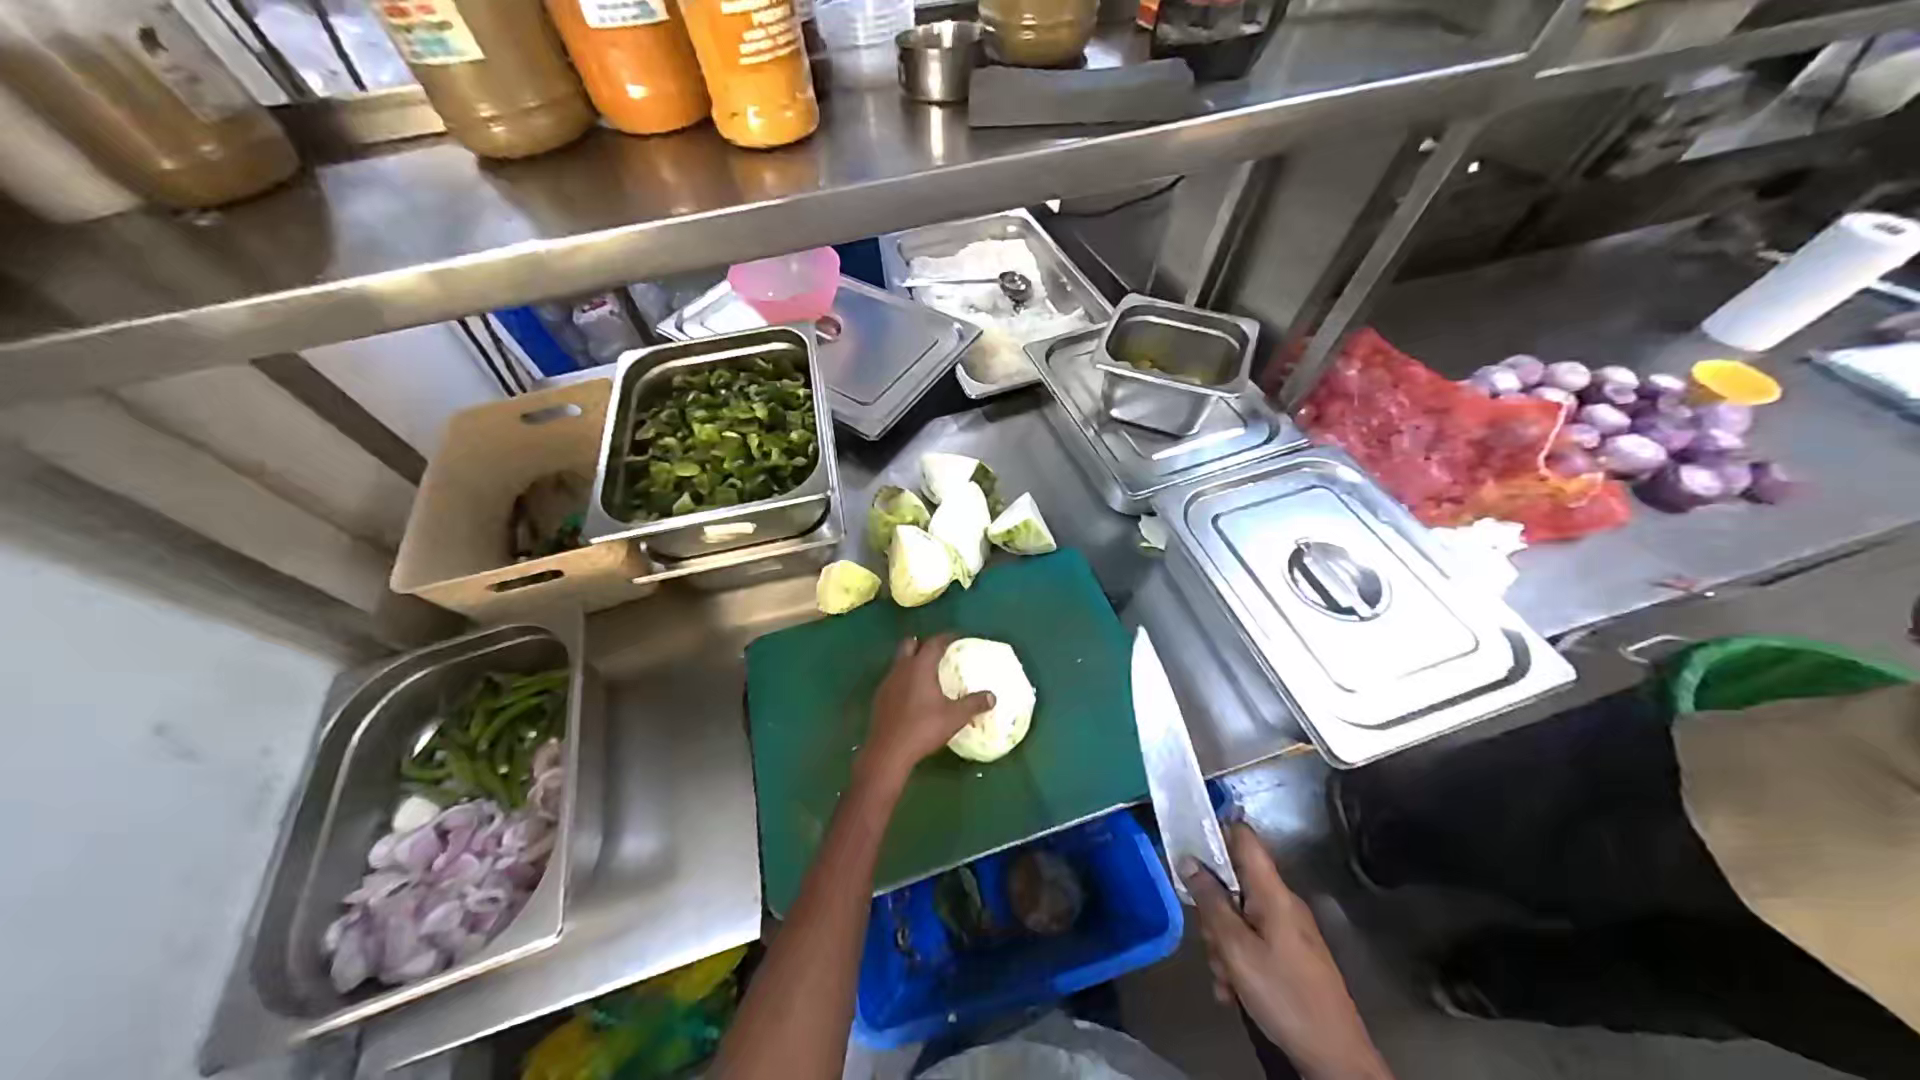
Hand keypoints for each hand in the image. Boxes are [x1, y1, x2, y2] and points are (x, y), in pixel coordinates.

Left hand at [857, 633, 993, 785]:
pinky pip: (893, 679)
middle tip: (939, 653)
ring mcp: (887, 683)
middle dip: (924, 644)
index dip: (946, 638)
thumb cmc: (923, 728)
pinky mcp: (879, 698)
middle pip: (910, 644)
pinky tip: (913, 696)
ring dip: (912, 662)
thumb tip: (992, 696)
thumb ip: (974, 704)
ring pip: (899, 662)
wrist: (888, 751)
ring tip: (928, 675)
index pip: (934, 643)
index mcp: (920, 667)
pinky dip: (904, 680)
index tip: (957, 639)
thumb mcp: (954, 717)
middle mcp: (901, 669)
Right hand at [1187, 823, 1392, 1079]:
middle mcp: (1283, 904)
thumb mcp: (1235, 949)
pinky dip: (1239, 962)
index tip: (1186, 848)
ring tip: (1226, 979)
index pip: (1243, 837)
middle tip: (1213, 944)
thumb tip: (1189, 861)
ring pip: (1239, 918)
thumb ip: (1210, 902)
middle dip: (1214, 913)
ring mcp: (1289, 930)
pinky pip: (1253, 942)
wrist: (1335, 1057)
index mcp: (1273, 893)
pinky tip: (1235, 992)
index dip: (1214, 833)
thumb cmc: (1283, 995)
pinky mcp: (1291, 955)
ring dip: (1224, 945)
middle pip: (1234, 884)